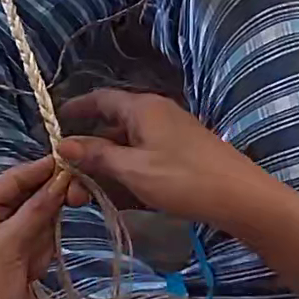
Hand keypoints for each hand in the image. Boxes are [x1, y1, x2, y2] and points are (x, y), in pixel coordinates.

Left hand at [0, 156, 70, 298]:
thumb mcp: (4, 248)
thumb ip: (35, 211)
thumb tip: (61, 177)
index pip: (12, 179)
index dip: (41, 170)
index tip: (72, 158)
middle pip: (29, 198)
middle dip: (48, 204)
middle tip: (77, 197)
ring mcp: (5, 243)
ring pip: (40, 221)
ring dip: (44, 237)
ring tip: (31, 263)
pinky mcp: (20, 264)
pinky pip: (42, 244)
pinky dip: (43, 254)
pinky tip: (33, 274)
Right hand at [57, 88, 279, 232]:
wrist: (242, 199)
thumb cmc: (183, 178)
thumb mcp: (133, 169)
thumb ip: (96, 156)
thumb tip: (62, 143)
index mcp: (141, 107)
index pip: (100, 98)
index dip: (77, 108)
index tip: (56, 121)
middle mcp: (154, 114)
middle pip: (112, 127)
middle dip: (88, 152)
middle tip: (69, 176)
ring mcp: (169, 135)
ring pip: (127, 148)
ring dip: (107, 169)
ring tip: (88, 195)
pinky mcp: (180, 155)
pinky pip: (144, 159)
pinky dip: (128, 175)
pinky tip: (119, 199)